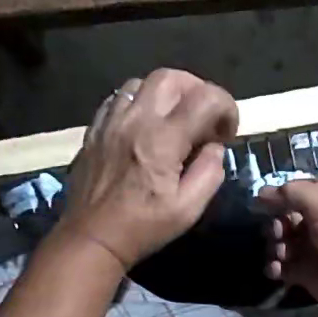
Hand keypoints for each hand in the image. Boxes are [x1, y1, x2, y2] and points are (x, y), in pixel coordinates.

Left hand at [57, 69, 237, 269]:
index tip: (226, 133)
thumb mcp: (188, 210)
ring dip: (164, 95)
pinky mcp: (93, 132)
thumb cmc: (142, 228)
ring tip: (172, 120)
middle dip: (196, 90)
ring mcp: (110, 123)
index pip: (205, 98)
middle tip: (203, 118)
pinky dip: (136, 104)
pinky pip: (115, 100)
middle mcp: (135, 120)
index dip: (226, 108)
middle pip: (170, 77)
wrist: (91, 239)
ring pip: (140, 83)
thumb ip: (209, 173)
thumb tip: (213, 148)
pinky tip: (141, 126)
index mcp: (162, 139)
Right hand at [256, 179, 317, 316]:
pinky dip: (275, 267)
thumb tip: (261, 193)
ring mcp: (312, 248)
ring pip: (280, 242)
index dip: (279, 196)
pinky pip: (281, 266)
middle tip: (280, 232)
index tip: (260, 203)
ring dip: (275, 246)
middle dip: (277, 224)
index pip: (298, 192)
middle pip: (285, 217)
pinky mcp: (305, 272)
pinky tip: (277, 270)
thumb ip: (292, 193)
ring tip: (283, 254)